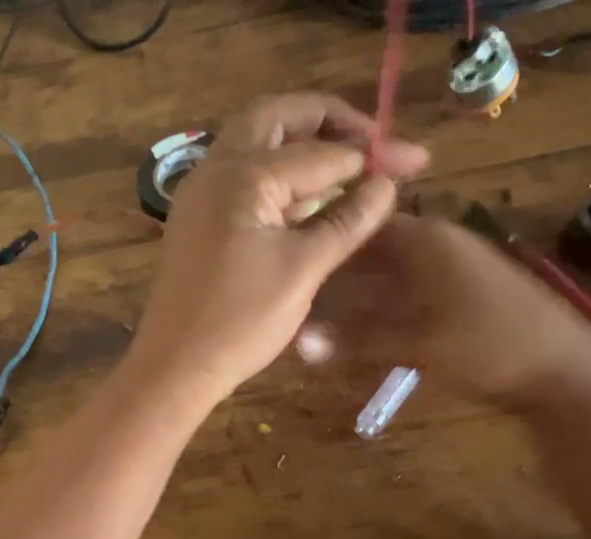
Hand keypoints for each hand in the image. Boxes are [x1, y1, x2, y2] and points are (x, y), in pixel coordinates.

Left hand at [125, 94, 428, 400]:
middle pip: (278, 118)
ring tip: (349, 169)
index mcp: (243, 175)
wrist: (175, 367)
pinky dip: (278, 176)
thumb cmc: (240, 322)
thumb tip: (387, 185)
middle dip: (330, 123)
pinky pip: (241, 177)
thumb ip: (348, 222)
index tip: (415, 162)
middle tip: (372, 144)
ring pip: (256, 144)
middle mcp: (215, 169)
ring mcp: (200, 193)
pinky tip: (310, 201)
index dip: (372, 154)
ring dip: (302, 147)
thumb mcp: (303, 270)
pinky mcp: (197, 219)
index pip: (321, 150)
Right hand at [301, 214, 590, 407]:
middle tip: (294, 299)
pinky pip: (407, 299)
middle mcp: (438, 247)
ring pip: (389, 279)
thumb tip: (296, 344)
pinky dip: (381, 314)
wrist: (564, 370)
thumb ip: (355, 342)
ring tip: (317, 322)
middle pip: (372, 253)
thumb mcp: (416, 343)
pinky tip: (359, 338)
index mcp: (427, 240)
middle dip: (335, 276)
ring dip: (357, 300)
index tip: (286, 261)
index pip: (362, 225)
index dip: (325, 239)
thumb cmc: (489, 345)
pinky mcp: (460, 301)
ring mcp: (452, 274)